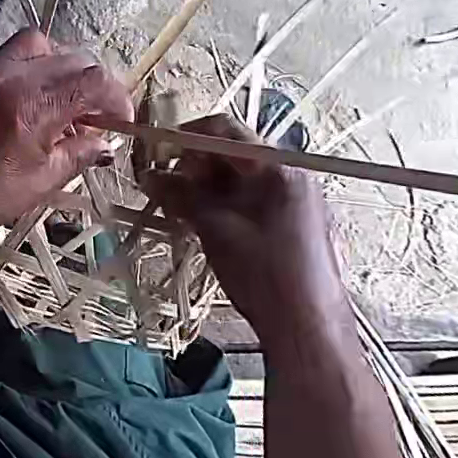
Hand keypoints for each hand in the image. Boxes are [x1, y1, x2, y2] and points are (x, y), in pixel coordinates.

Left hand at [0, 29, 131, 249]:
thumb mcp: (42, 182)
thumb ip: (79, 153)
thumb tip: (105, 142)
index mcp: (32, 110)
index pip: (93, 80)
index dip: (117, 97)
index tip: (120, 120)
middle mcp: (11, 79)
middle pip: (73, 57)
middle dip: (94, 83)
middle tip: (95, 114)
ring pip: (42, 43)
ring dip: (64, 65)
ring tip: (65, 98)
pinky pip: (14, 53)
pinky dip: (36, 66)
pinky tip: (35, 98)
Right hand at [141, 114, 346, 334]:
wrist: (308, 327)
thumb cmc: (264, 273)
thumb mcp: (215, 228)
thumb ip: (181, 194)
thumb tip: (148, 176)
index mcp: (278, 166)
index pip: (225, 130)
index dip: (186, 136)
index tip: (157, 151)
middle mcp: (291, 172)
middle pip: (233, 151)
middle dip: (193, 163)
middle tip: (162, 182)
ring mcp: (294, 195)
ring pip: (239, 174)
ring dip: (205, 184)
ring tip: (176, 203)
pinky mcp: (291, 217)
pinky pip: (250, 194)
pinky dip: (223, 200)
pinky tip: (200, 218)